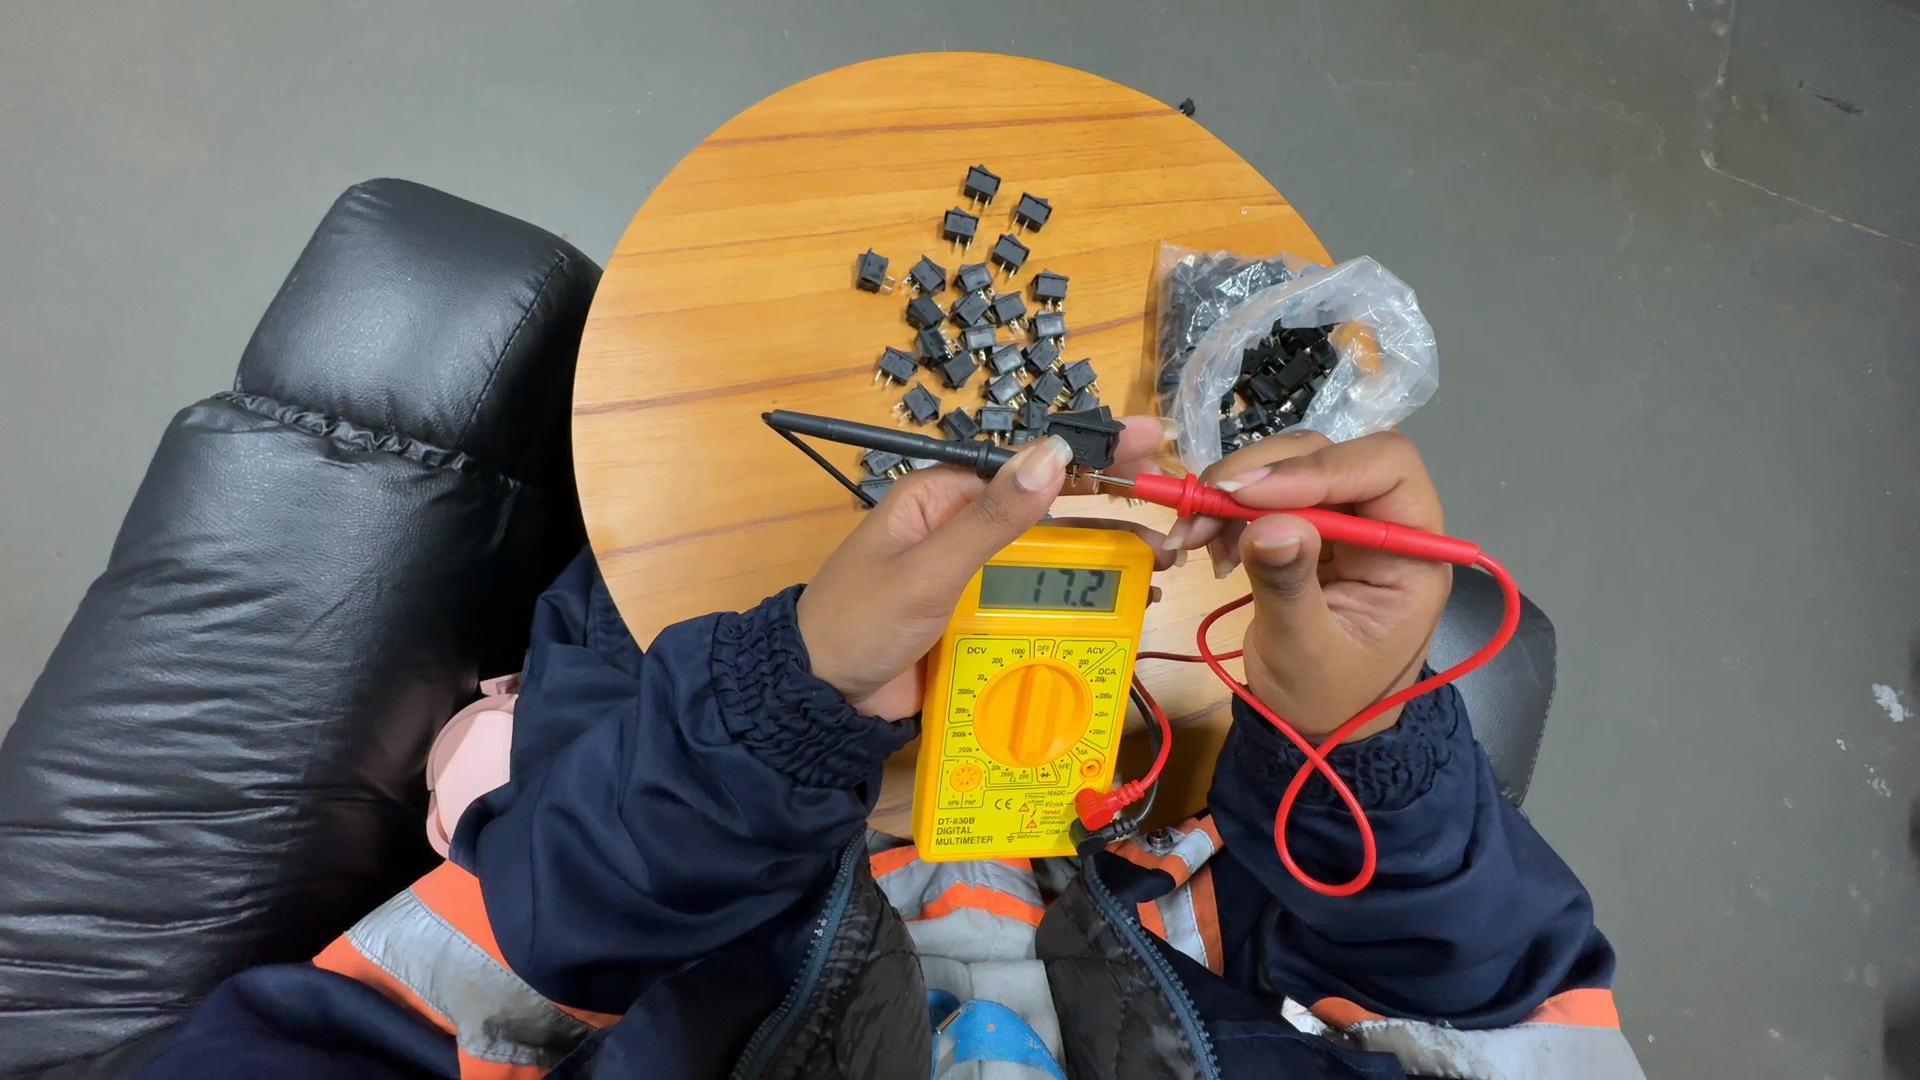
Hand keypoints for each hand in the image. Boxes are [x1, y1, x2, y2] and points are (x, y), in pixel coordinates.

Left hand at [799, 418, 1179, 719]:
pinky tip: (1118, 607)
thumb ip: (990, 518)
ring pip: (1047, 556)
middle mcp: (962, 527)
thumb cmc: (860, 621)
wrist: (823, 698)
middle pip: (1046, 510)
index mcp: (942, 496)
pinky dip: (1076, 600)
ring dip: (1101, 557)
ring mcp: (973, 574)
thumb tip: (1053, 453)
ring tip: (1159, 563)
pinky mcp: (979, 615)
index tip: (1148, 438)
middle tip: (1170, 511)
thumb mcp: (927, 568)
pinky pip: (1034, 599)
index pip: (1024, 464)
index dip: (1089, 450)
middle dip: (1108, 507)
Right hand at [1169, 431, 1450, 738]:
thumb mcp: (1303, 651)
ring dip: (1231, 492)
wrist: (1313, 722)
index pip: (1385, 468)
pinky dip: (1224, 510)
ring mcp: (1340, 524)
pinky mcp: (1304, 530)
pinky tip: (1205, 543)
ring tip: (1192, 534)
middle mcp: (1381, 524)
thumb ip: (1289, 586)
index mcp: (1411, 552)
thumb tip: (1268, 524)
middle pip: (1327, 455)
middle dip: (1258, 475)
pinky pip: (1261, 497)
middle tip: (1201, 507)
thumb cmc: (1324, 698)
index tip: (1246, 494)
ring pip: (1287, 468)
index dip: (1316, 469)